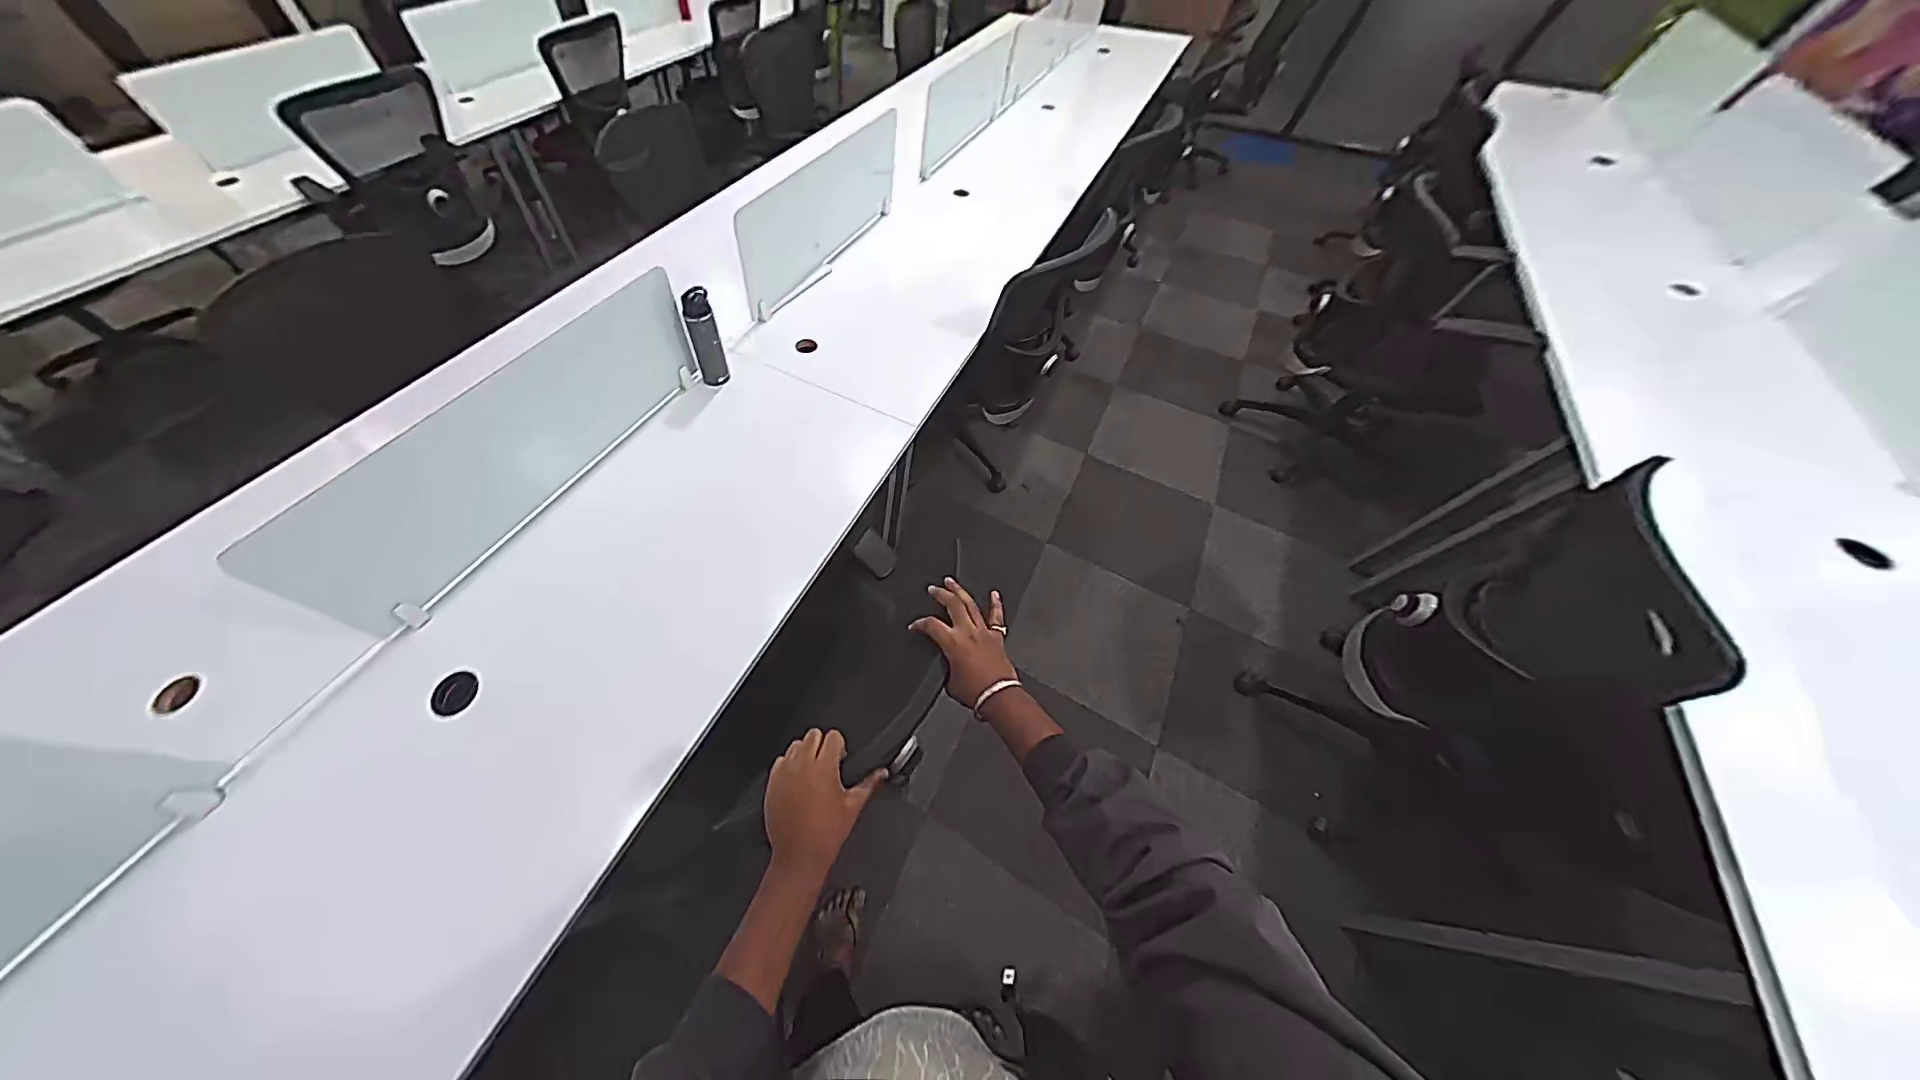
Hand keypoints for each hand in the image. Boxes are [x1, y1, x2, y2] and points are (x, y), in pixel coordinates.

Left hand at [764, 729, 885, 877]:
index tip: (842, 756)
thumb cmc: (826, 834)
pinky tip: (798, 781)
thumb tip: (881, 774)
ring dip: (805, 752)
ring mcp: (784, 774)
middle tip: (829, 763)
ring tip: (813, 771)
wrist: (799, 856)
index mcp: (824, 768)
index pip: (833, 736)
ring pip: (795, 746)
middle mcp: (802, 766)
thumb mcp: (853, 806)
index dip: (840, 745)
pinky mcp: (772, 784)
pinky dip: (789, 765)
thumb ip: (870, 784)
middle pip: (813, 735)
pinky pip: (780, 762)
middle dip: (823, 745)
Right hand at [911, 578, 1016, 707]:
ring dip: (960, 592)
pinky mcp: (997, 638)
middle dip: (940, 594)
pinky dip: (996, 604)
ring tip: (952, 583)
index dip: (919, 624)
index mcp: (953, 643)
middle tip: (933, 589)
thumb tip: (946, 661)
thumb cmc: (975, 692)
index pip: (931, 625)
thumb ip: (945, 664)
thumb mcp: (949, 680)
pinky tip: (994, 594)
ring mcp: (984, 632)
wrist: (998, 697)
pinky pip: (997, 616)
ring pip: (971, 604)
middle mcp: (969, 633)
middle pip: (952, 604)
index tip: (915, 626)